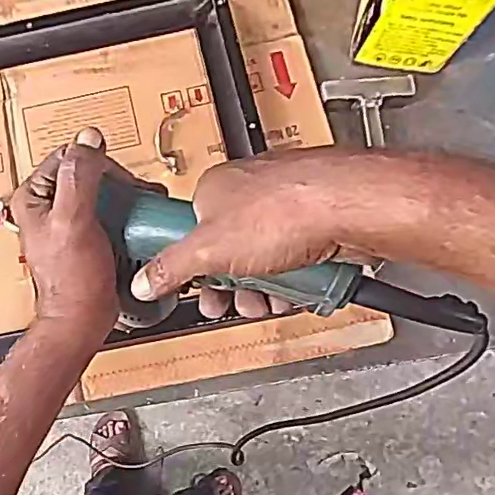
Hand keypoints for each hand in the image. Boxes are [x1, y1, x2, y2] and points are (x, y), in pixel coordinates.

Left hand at [11, 128, 132, 335]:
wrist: (82, 319)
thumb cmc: (72, 281)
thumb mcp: (73, 220)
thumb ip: (79, 177)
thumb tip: (88, 140)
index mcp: (32, 197)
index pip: (69, 156)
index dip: (98, 164)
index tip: (119, 180)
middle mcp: (46, 208)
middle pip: (87, 173)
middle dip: (116, 182)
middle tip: (135, 195)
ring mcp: (66, 224)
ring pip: (100, 193)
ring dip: (124, 197)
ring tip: (142, 208)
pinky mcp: (85, 239)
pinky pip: (107, 215)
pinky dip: (124, 215)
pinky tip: (136, 224)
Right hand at [132, 148, 391, 315]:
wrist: (352, 209)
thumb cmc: (289, 210)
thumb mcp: (210, 250)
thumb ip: (171, 268)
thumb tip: (142, 282)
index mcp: (214, 190)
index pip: (185, 232)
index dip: (187, 267)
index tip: (190, 287)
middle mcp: (248, 195)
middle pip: (224, 254)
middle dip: (228, 287)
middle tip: (228, 303)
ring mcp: (281, 212)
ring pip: (259, 263)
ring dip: (259, 290)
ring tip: (266, 301)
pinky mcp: (310, 229)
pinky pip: (289, 263)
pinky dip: (288, 283)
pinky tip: (291, 292)